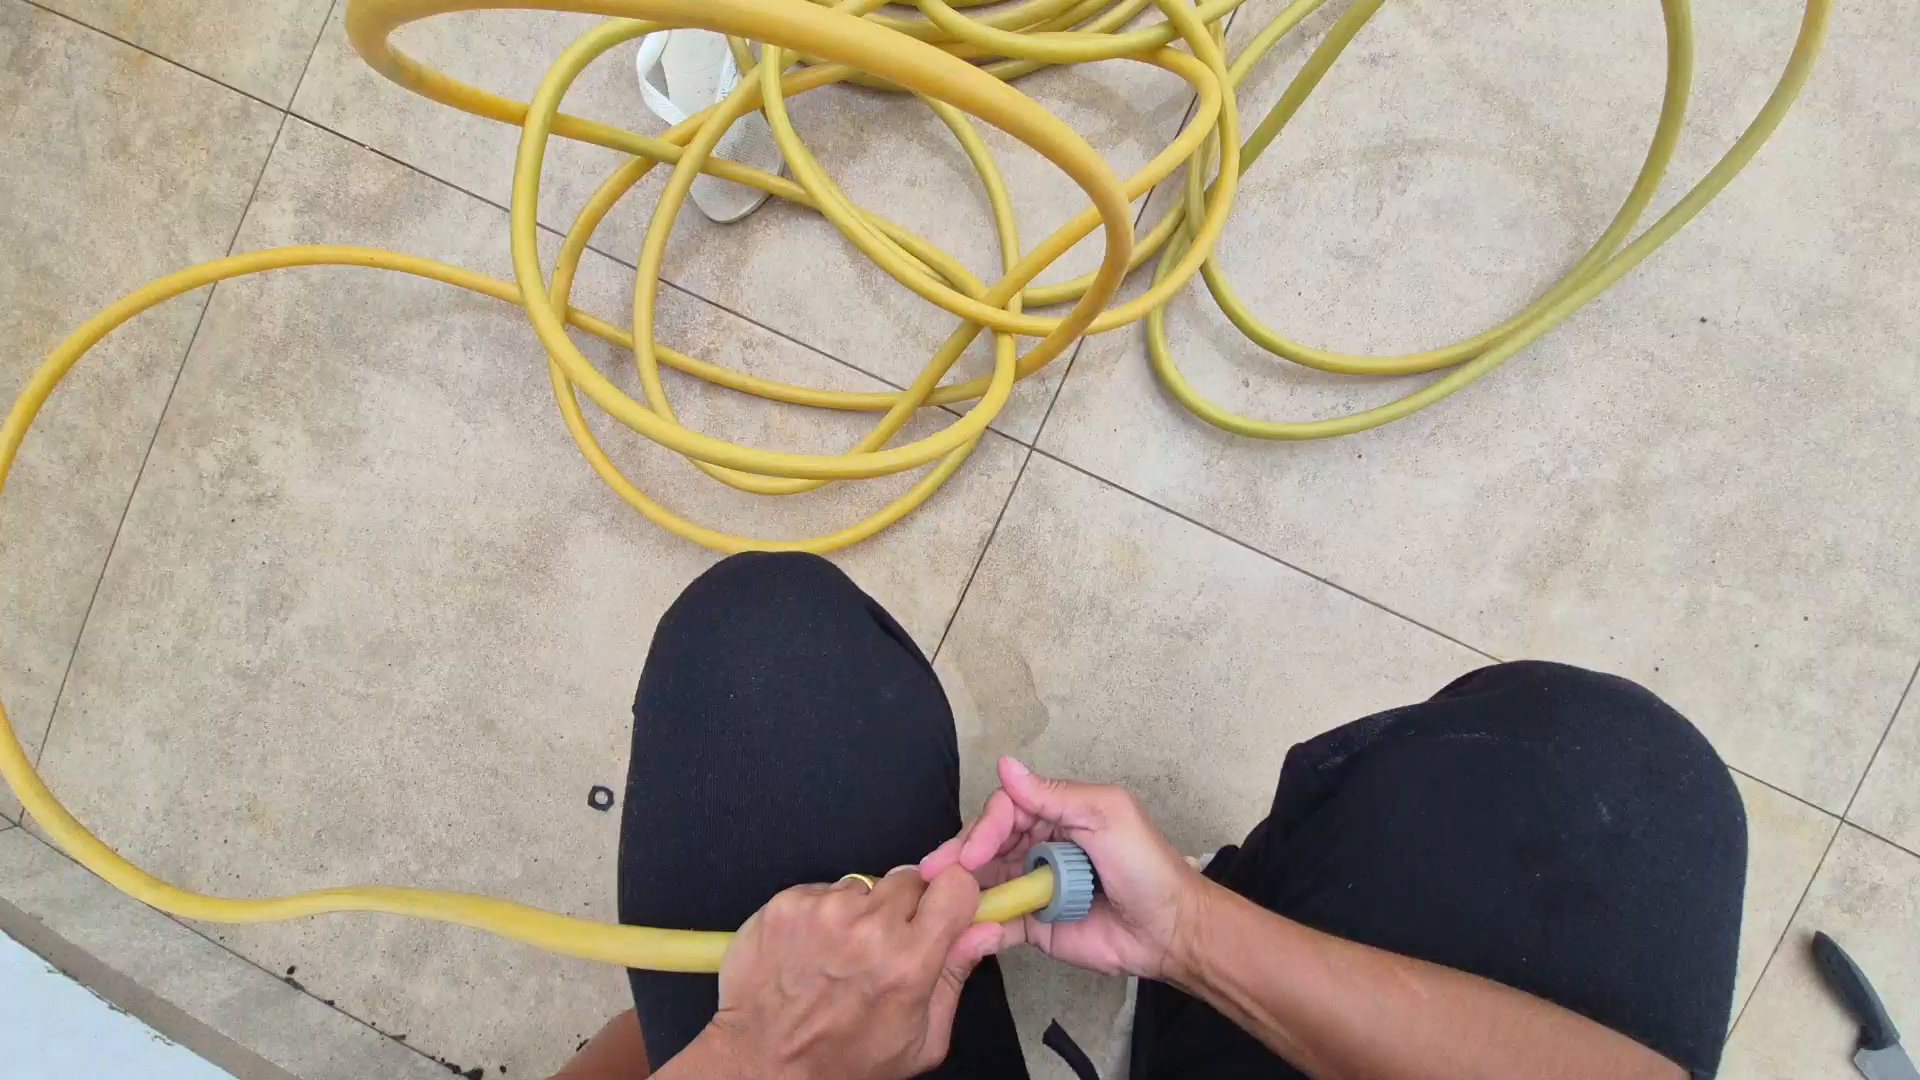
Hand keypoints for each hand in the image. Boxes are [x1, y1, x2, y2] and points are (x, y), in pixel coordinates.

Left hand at [695, 866, 1001, 1079]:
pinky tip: (812, 949)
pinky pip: (824, 889)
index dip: (952, 894)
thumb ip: (956, 977)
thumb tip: (988, 929)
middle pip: (910, 878)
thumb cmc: (844, 1061)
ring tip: (840, 953)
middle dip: (904, 906)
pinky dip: (822, 912)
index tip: (943, 909)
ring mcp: (824, 910)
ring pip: (865, 884)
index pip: (955, 883)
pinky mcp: (788, 902)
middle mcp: (869, 927)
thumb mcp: (919, 1040)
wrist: (761, 1066)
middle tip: (884, 943)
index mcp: (908, 961)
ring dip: (860, 911)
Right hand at [919, 757, 1208, 979]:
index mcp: (1054, 812)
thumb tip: (1006, 765)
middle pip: (986, 843)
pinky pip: (999, 922)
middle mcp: (1038, 844)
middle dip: (959, 855)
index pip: (1004, 810)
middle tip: (934, 872)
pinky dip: (979, 925)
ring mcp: (1033, 884)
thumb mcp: (1105, 815)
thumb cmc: (1145, 864)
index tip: (970, 854)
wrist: (1172, 930)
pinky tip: (962, 930)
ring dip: (961, 888)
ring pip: (985, 881)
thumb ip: (1053, 795)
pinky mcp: (1034, 924)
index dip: (983, 829)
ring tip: (936, 901)